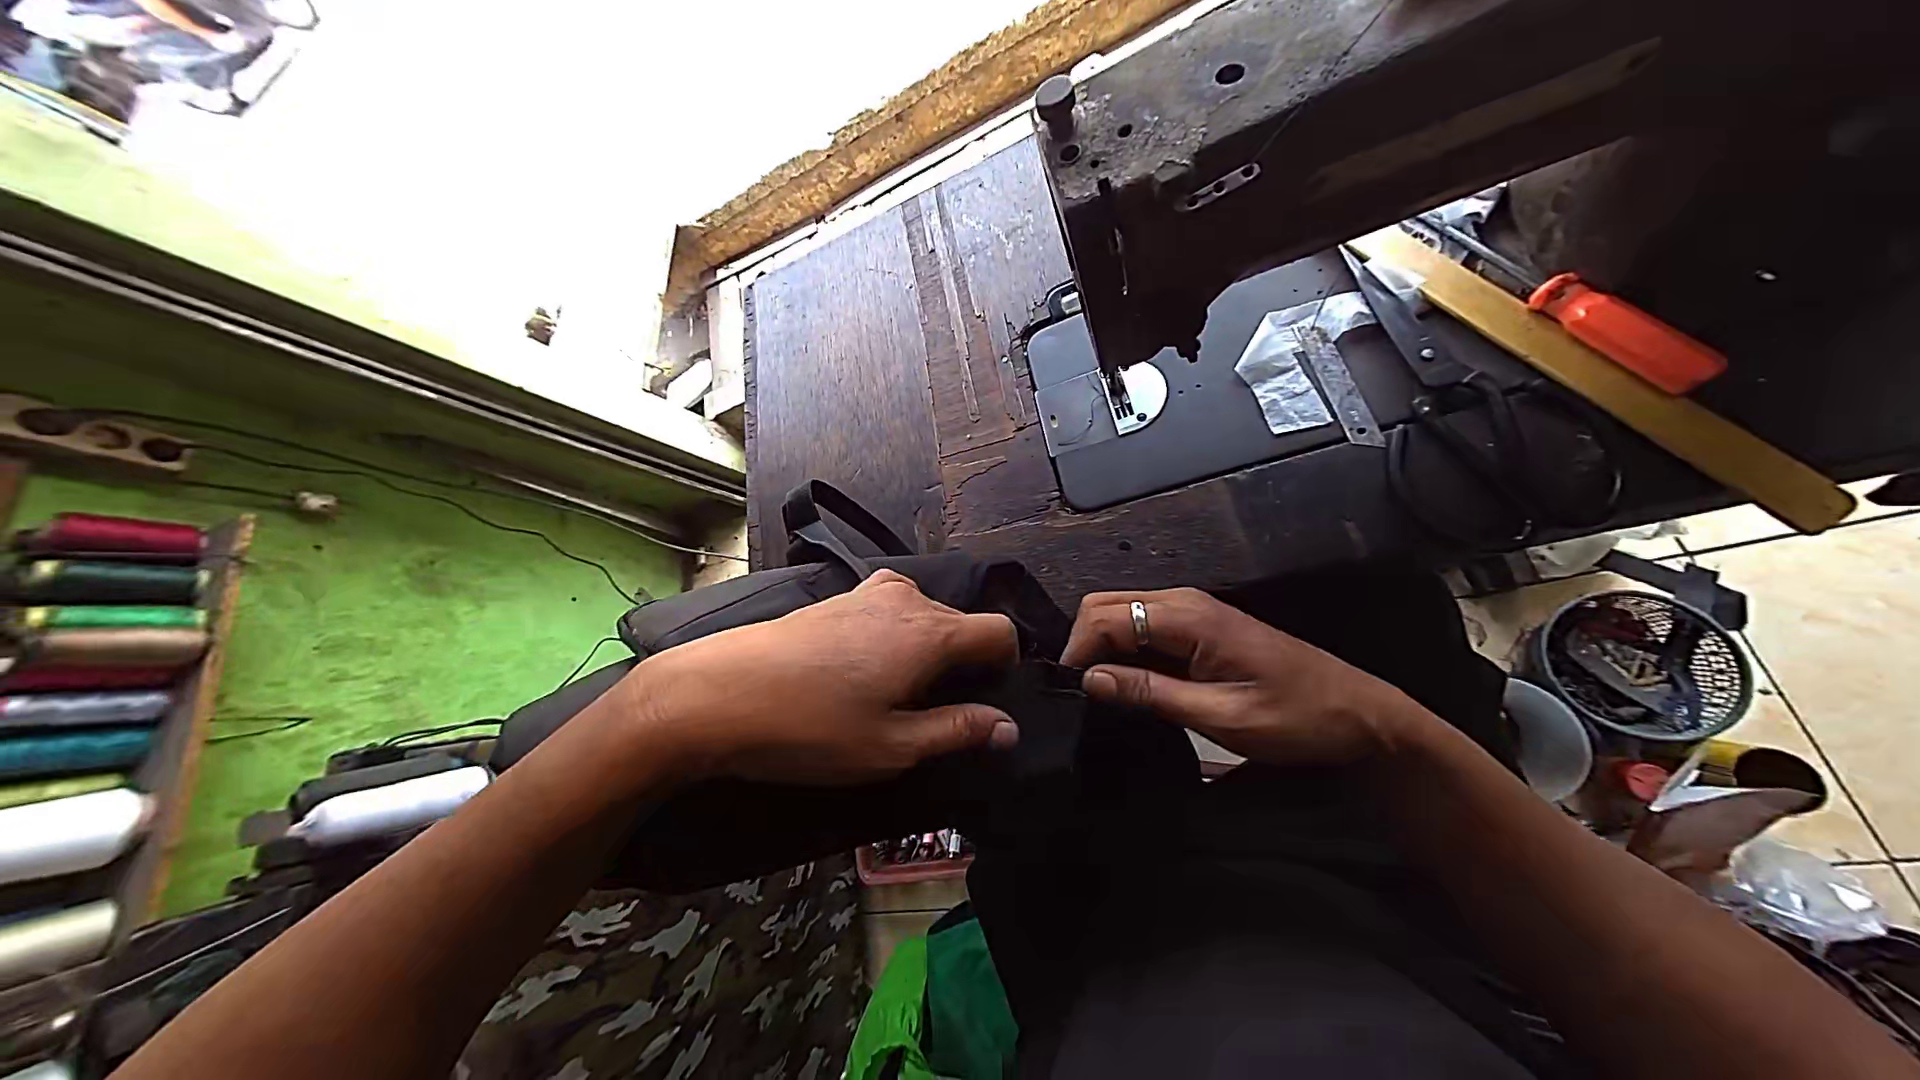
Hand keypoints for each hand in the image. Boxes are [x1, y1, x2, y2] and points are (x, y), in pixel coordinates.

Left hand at [623, 570, 1020, 784]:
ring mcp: (868, 592)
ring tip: (891, 696)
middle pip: (962, 623)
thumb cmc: (809, 727)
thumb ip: (958, 731)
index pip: (1000, 630)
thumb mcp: (892, 747)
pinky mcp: (837, 597)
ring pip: (924, 617)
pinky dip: (894, 639)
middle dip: (962, 664)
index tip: (984, 702)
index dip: (1005, 666)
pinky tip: (858, 675)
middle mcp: (906, 599)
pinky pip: (890, 612)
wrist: (715, 692)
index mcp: (930, 631)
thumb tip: (1007, 727)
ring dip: (925, 652)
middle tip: (931, 714)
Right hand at [1061, 588, 1426, 766]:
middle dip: (1083, 644)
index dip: (1078, 651)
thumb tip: (1090, 680)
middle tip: (1081, 694)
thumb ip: (1151, 693)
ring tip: (1099, 693)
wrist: (1358, 714)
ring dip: (1100, 648)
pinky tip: (1125, 684)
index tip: (1069, 692)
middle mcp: (1182, 603)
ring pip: (1119, 614)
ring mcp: (1190, 613)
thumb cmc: (1296, 716)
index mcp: (1188, 617)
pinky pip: (1140, 628)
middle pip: (1105, 606)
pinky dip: (1121, 651)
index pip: (1105, 616)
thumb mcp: (1221, 715)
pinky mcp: (1195, 629)